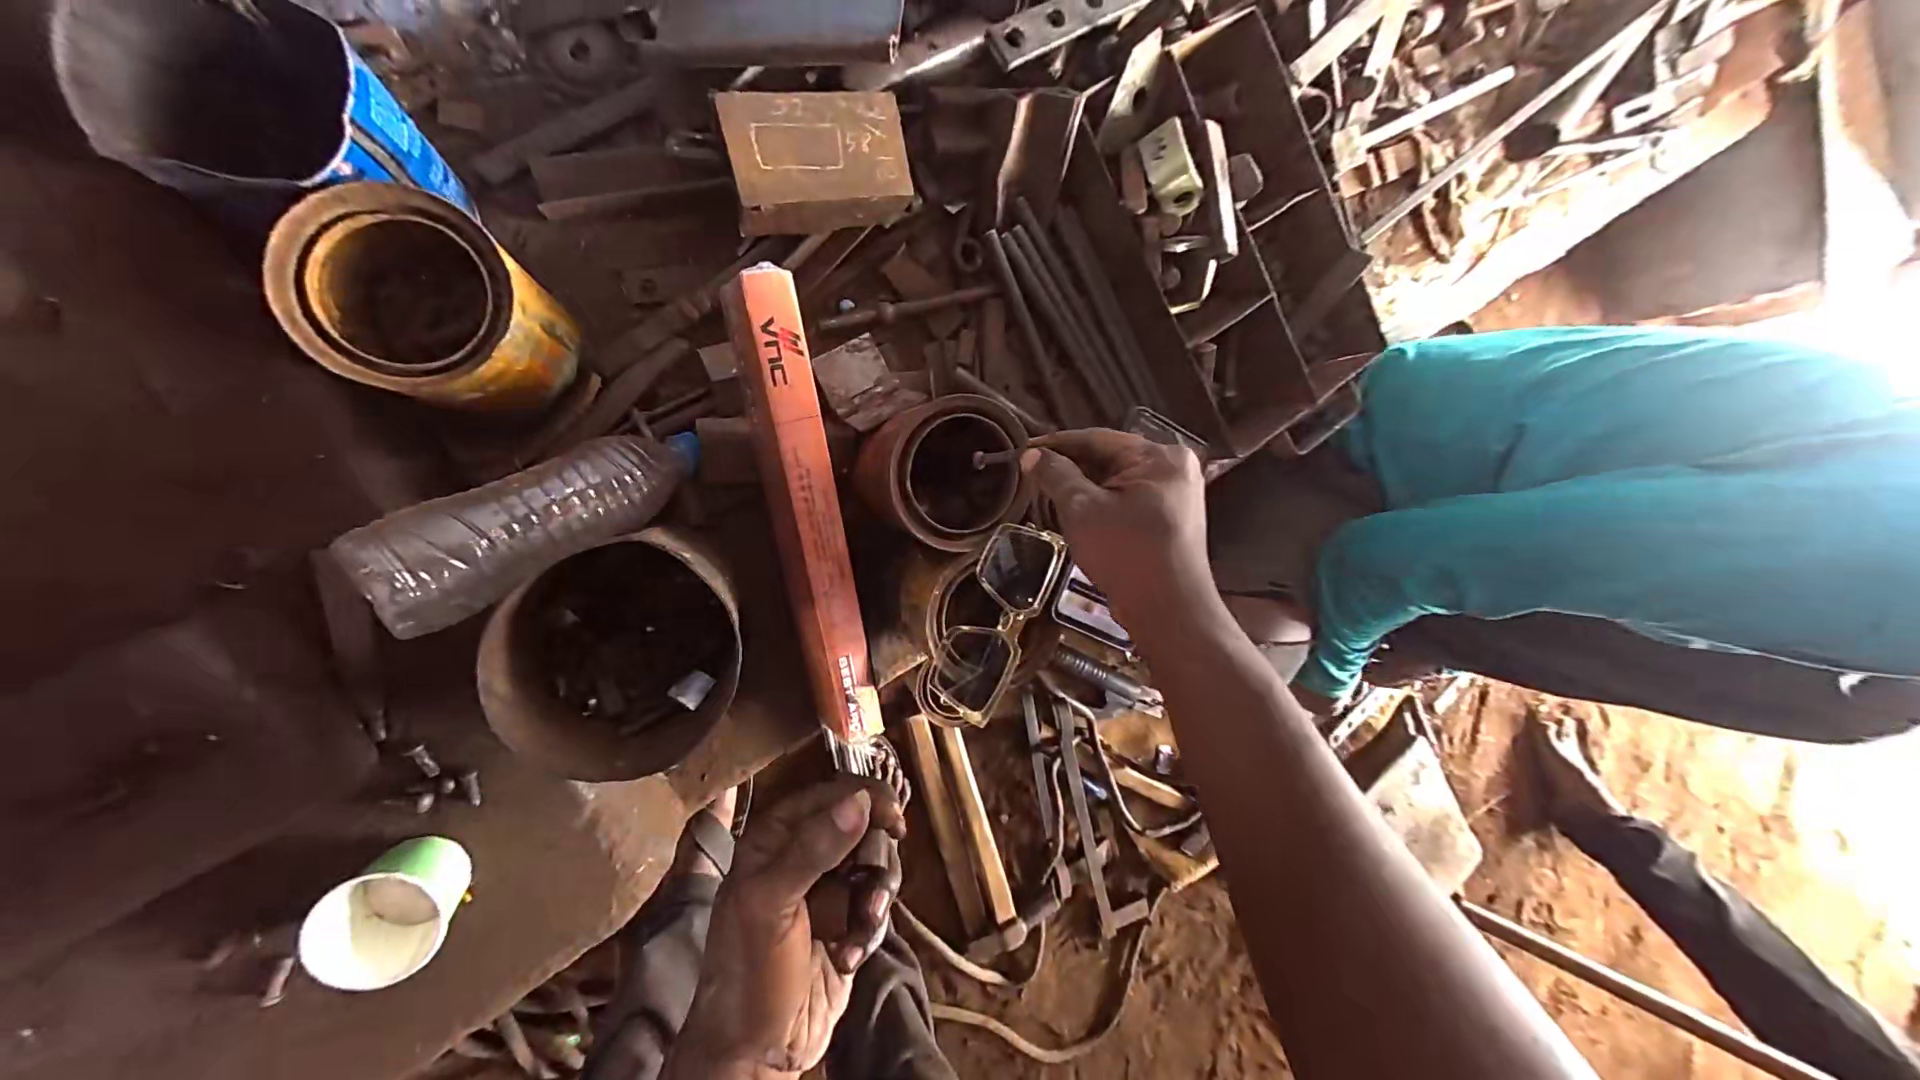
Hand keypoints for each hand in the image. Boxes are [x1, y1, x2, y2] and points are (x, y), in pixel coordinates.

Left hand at [665, 777, 905, 1079]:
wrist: (757, 1053)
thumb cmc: (750, 971)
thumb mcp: (771, 904)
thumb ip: (814, 847)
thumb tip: (861, 799)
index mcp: (776, 837)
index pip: (829, 794)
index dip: (865, 798)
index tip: (894, 818)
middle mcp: (804, 854)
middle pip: (862, 825)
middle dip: (873, 857)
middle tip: (872, 884)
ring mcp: (828, 888)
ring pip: (876, 863)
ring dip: (875, 896)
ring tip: (861, 927)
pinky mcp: (848, 920)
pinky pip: (877, 902)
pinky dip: (871, 926)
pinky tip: (852, 953)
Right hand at [1022, 429, 1210, 631]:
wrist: (1169, 610)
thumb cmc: (1125, 554)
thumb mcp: (1081, 510)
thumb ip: (1055, 475)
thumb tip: (1032, 454)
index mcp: (1158, 456)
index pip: (1096, 438)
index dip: (1056, 444)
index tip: (1025, 449)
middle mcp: (1174, 468)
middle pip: (1110, 458)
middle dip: (1070, 468)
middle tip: (1034, 477)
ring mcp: (1176, 495)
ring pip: (1118, 481)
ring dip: (1084, 489)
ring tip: (1049, 497)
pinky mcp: (1172, 520)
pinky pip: (1129, 501)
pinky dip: (1103, 505)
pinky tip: (1078, 516)